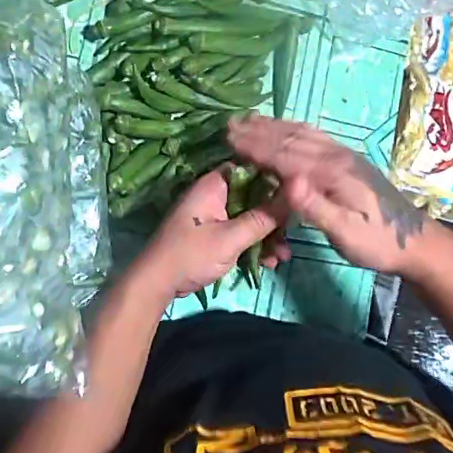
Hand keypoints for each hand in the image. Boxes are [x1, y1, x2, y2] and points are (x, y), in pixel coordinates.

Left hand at [131, 169, 290, 301]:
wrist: (156, 285)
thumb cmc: (190, 255)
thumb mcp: (231, 238)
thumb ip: (263, 217)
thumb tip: (294, 193)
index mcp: (214, 185)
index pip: (251, 168)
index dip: (275, 178)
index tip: (297, 192)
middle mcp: (215, 194)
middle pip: (255, 195)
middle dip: (275, 216)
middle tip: (292, 234)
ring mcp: (214, 214)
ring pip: (251, 216)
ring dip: (267, 235)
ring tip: (282, 257)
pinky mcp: (215, 233)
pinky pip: (241, 231)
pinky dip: (254, 244)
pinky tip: (269, 262)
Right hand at [228, 115, 444, 278]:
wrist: (415, 240)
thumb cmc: (377, 242)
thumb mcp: (346, 233)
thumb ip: (316, 208)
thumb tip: (289, 181)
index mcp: (332, 172)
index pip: (285, 155)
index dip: (256, 146)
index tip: (228, 138)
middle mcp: (336, 156)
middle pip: (291, 138)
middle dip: (259, 131)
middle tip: (229, 123)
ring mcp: (344, 155)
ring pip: (303, 134)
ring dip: (274, 126)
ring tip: (250, 119)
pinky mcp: (349, 160)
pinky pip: (315, 137)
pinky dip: (294, 130)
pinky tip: (287, 129)